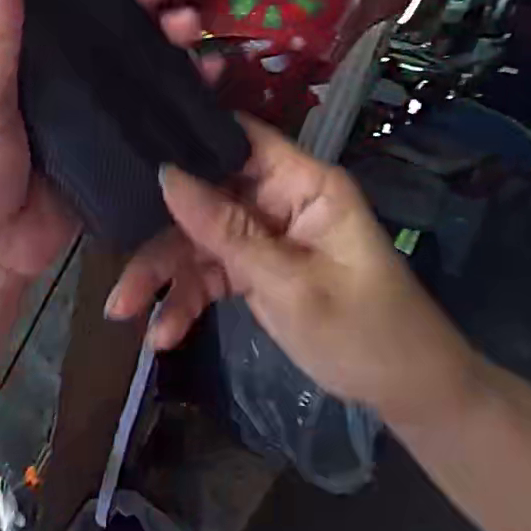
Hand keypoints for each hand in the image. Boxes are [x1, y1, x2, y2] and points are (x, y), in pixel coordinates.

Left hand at [0, 0, 209, 292]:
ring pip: (129, 63)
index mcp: (9, 57)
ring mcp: (82, 113)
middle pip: (99, 26)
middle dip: (133, 0)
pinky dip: (177, 91)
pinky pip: (147, 112)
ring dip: (162, 38)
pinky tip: (206, 74)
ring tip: (189, 26)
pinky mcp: (109, 148)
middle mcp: (49, 78)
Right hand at [123, 117, 481, 425]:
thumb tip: (166, 174)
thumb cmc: (366, 332)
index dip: (187, 136)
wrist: (406, 394)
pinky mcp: (251, 268)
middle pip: (202, 200)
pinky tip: (162, 334)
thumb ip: (225, 231)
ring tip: (126, 312)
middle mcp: (276, 201)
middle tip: (123, 279)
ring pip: (195, 242)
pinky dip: (184, 302)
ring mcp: (261, 236)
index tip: (131, 146)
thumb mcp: (291, 284)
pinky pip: (207, 273)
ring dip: (163, 278)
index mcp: (302, 184)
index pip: (238, 139)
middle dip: (160, 241)